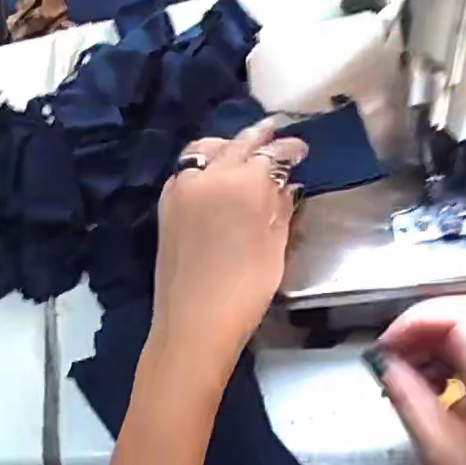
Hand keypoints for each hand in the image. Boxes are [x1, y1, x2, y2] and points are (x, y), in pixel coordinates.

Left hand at [149, 119, 305, 373]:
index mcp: (245, 184)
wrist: (193, 323)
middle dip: (260, 140)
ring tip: (242, 154)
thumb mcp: (274, 250)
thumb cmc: (243, 293)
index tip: (300, 152)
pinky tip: (214, 177)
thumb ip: (279, 211)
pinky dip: (202, 165)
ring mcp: (182, 189)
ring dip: (227, 147)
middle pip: (238, 145)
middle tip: (275, 141)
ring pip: (206, 150)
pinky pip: (185, 171)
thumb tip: (284, 186)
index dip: (290, 150)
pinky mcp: (165, 207)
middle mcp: (210, 176)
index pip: (272, 154)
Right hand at [371, 295, 465, 464]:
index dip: (416, 321)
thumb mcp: (435, 443)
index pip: (461, 319)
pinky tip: (425, 379)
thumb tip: (383, 362)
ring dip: (434, 338)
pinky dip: (447, 353)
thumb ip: (407, 394)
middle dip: (424, 322)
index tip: (384, 346)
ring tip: (402, 368)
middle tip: (390, 349)